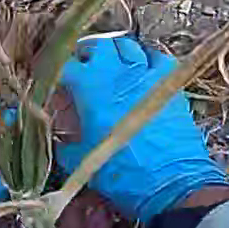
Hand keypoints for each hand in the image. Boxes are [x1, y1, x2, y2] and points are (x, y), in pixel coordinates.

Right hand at [55, 37, 228, 223]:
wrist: (171, 182)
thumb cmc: (123, 173)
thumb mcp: (83, 163)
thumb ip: (66, 147)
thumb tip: (62, 142)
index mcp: (90, 88)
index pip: (67, 65)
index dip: (58, 71)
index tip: (56, 80)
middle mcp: (117, 72)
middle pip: (98, 45)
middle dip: (87, 53)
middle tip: (83, 65)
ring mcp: (146, 74)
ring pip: (127, 44)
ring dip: (116, 51)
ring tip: (112, 62)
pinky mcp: (169, 82)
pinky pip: (157, 57)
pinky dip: (147, 58)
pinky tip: (144, 68)